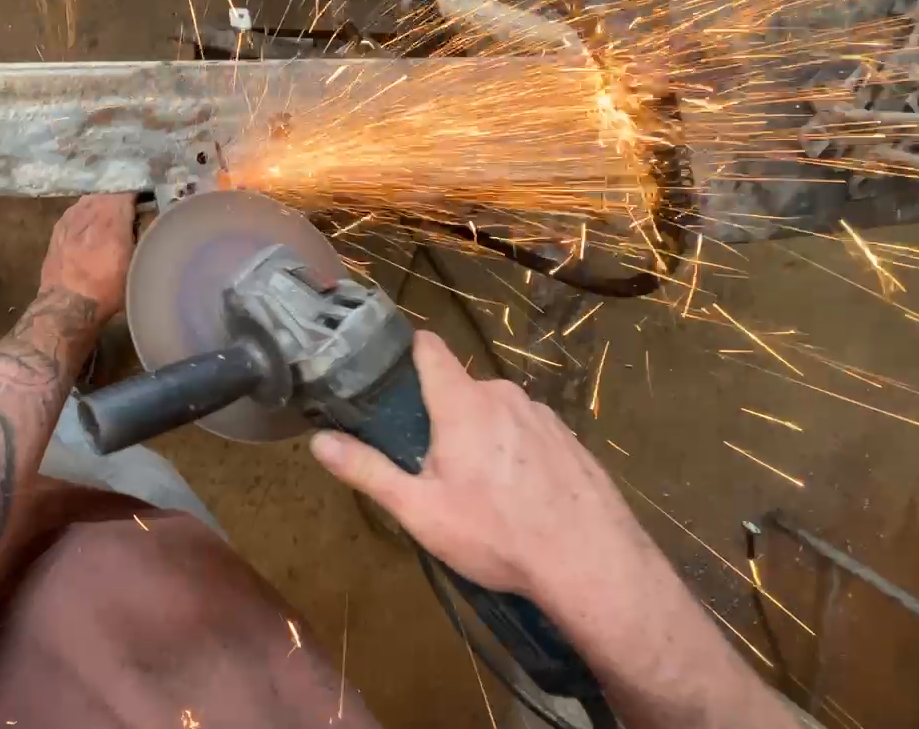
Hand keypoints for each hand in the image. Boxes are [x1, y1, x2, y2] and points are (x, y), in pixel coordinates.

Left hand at [38, 194, 136, 325]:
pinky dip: (85, 213)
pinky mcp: (57, 228)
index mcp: (113, 220)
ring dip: (101, 205)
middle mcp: (90, 213)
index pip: (128, 192)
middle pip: (108, 194)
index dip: (138, 195)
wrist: (67, 305)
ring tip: (108, 217)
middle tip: (129, 211)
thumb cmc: (107, 290)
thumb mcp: (135, 266)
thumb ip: (141, 237)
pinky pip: (75, 211)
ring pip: (90, 200)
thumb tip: (148, 219)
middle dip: (119, 200)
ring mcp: (70, 218)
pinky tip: (89, 224)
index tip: (145, 201)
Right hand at [310, 332, 659, 607]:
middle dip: (438, 409)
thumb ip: (366, 470)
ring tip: (474, 480)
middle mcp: (503, 395)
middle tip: (425, 454)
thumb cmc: (499, 535)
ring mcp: (543, 417)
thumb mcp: (420, 510)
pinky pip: (526, 429)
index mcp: (462, 402)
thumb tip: (318, 441)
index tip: (384, 372)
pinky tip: (517, 493)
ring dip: (477, 430)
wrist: (600, 572)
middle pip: (458, 385)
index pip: (428, 346)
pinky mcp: (571, 441)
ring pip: (493, 409)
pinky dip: (513, 447)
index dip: (404, 350)